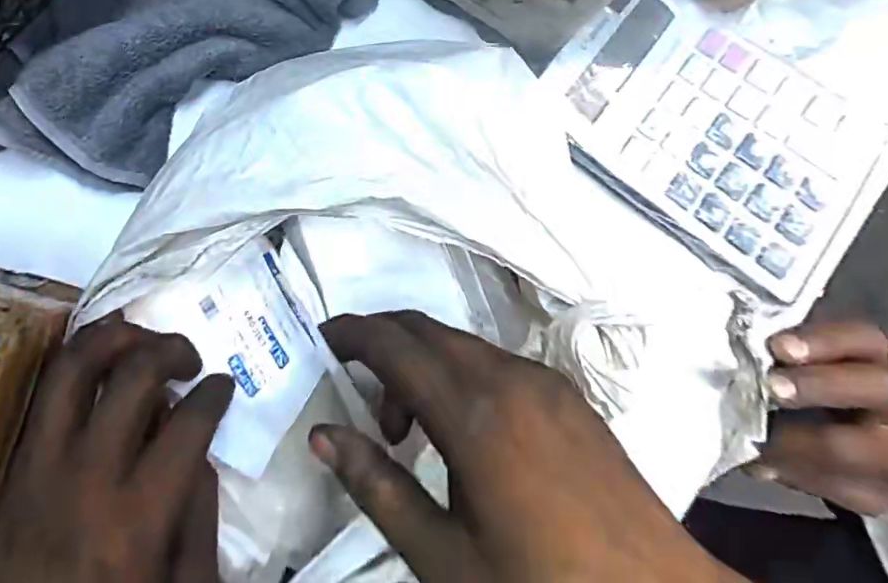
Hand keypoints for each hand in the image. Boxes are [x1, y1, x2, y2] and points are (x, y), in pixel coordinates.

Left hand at [0, 318, 232, 582]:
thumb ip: (197, 520)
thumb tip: (200, 447)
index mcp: (135, 521)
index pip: (186, 427)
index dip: (213, 395)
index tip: (222, 385)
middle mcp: (87, 476)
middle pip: (132, 377)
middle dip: (171, 350)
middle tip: (190, 359)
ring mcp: (42, 462)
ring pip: (75, 364)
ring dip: (114, 335)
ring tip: (142, 335)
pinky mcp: (16, 460)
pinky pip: (44, 387)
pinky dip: (75, 355)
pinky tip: (99, 351)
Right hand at [310, 312, 738, 582]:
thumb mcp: (445, 559)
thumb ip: (377, 486)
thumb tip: (321, 435)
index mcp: (473, 412)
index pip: (390, 344)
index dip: (348, 334)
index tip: (319, 340)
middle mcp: (506, 376)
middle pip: (421, 328)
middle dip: (378, 345)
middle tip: (356, 392)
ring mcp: (543, 381)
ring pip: (457, 342)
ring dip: (418, 363)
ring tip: (410, 432)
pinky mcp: (568, 395)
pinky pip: (492, 360)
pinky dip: (457, 373)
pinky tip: (464, 431)